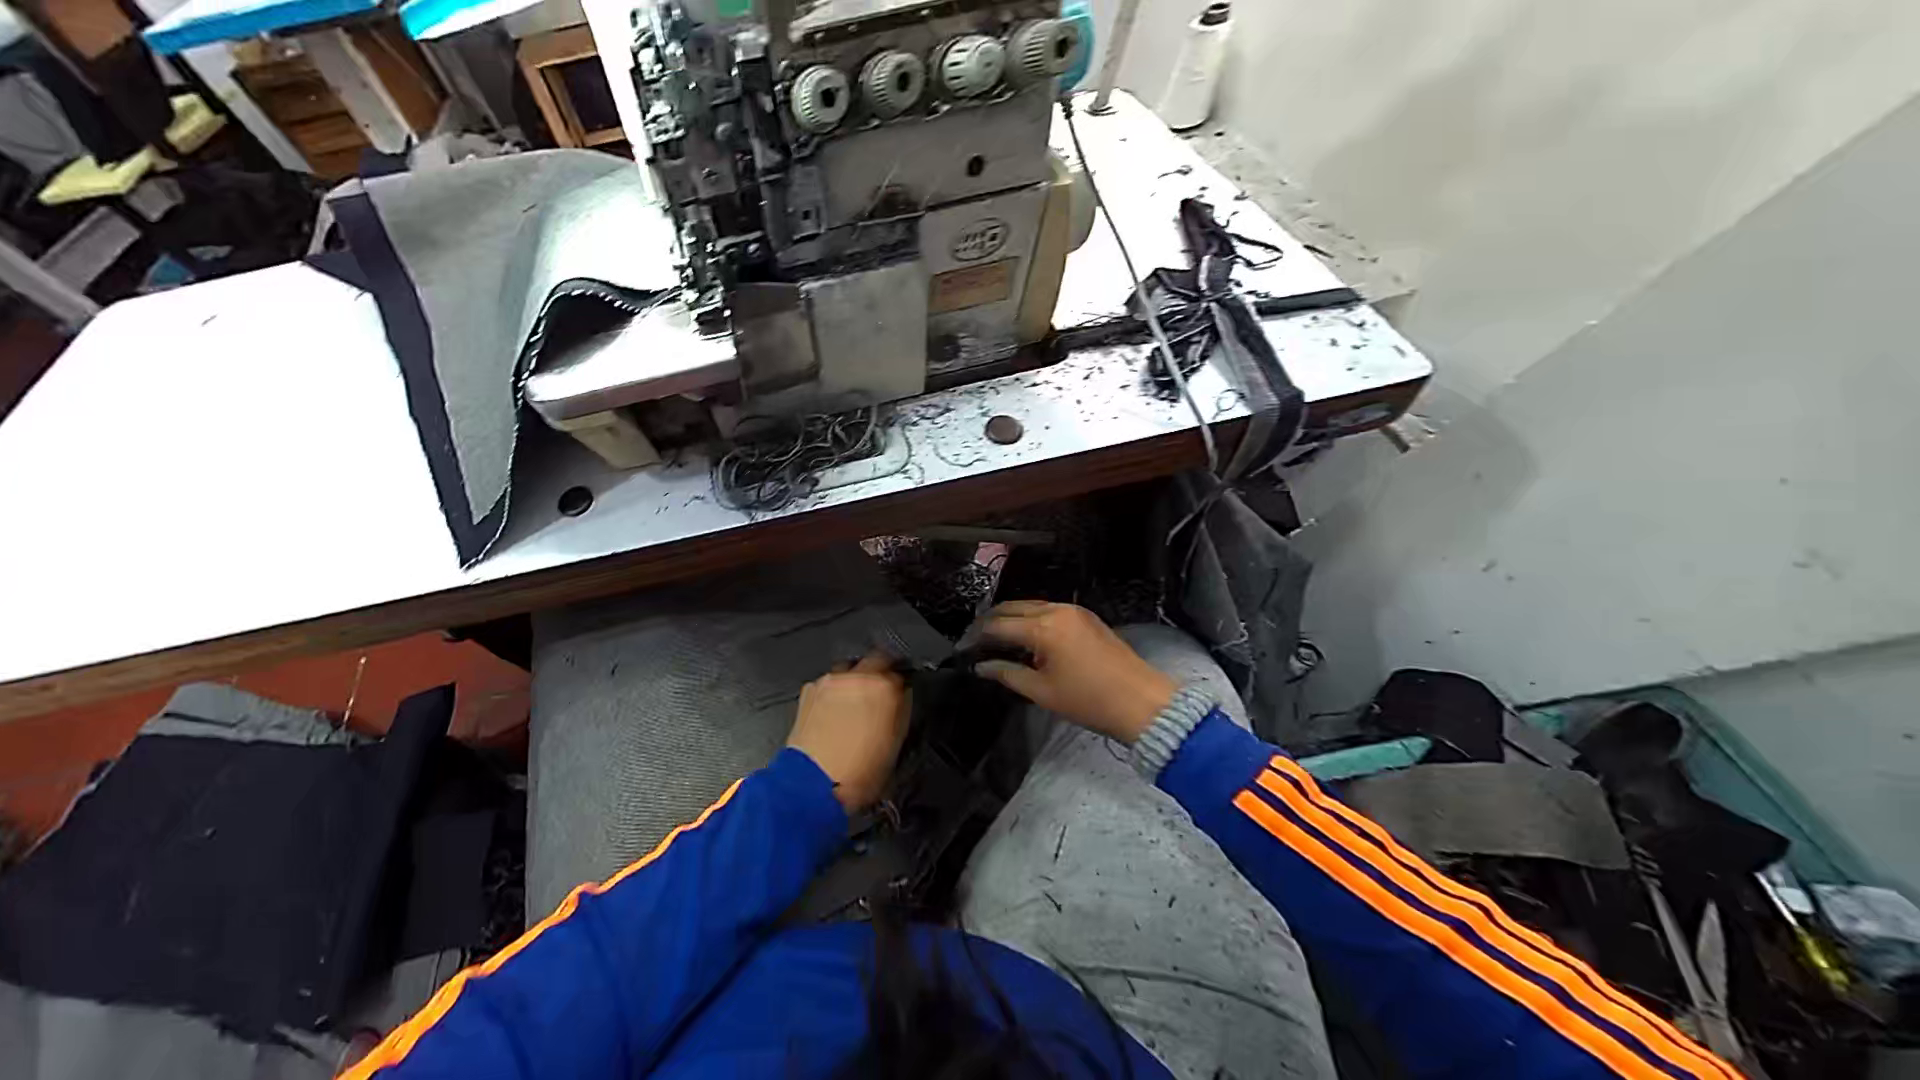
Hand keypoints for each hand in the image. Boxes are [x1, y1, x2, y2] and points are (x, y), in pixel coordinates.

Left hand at [786, 651, 909, 813]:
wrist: (812, 783)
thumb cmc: (857, 772)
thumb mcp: (895, 746)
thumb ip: (901, 713)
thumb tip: (901, 700)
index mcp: (884, 688)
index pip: (899, 674)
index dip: (899, 688)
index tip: (897, 698)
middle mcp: (857, 677)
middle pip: (874, 662)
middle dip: (878, 675)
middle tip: (877, 697)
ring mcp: (831, 681)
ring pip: (848, 671)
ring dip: (853, 683)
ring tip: (852, 707)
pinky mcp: (809, 691)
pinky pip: (827, 684)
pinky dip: (832, 693)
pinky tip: (832, 714)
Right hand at [967, 602, 1175, 743]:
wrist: (1141, 702)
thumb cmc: (1089, 700)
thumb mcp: (1041, 692)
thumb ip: (1007, 673)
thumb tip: (982, 667)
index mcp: (1043, 627)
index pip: (998, 625)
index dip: (976, 637)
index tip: (963, 649)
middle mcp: (1057, 610)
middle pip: (1012, 608)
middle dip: (991, 622)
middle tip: (975, 642)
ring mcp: (1074, 611)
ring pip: (1031, 606)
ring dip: (1011, 619)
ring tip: (996, 641)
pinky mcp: (1086, 617)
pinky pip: (1049, 610)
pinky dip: (1031, 620)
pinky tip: (1025, 639)